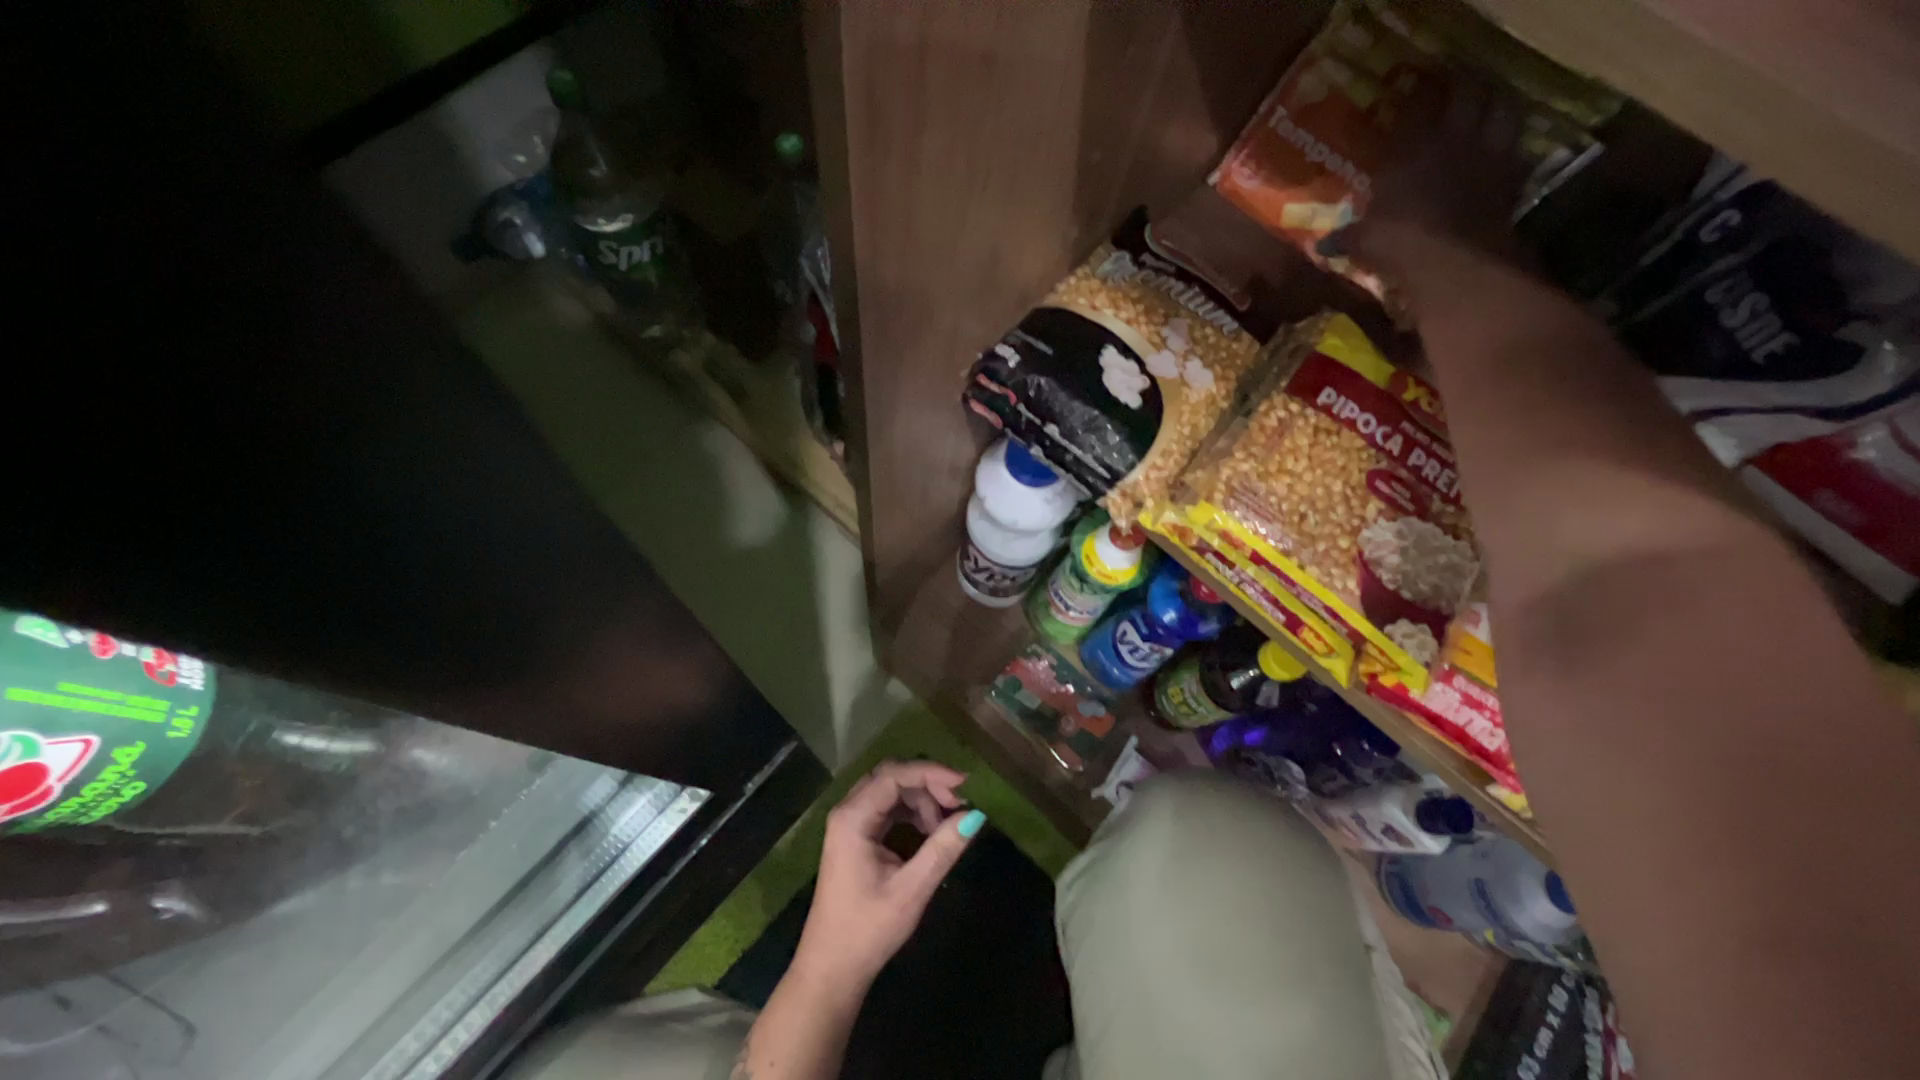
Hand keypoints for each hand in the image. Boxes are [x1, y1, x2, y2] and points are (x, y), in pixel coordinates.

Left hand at [792, 761, 982, 990]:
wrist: (831, 968)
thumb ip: (942, 849)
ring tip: (948, 825)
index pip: (894, 775)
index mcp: (853, 818)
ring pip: (890, 794)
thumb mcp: (912, 889)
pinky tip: (932, 834)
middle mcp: (847, 813)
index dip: (931, 773)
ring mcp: (850, 826)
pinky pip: (887, 811)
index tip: (965, 785)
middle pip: (891, 778)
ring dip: (922, 801)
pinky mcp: (856, 839)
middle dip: (928, 785)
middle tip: (960, 804)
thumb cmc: (868, 929)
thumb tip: (976, 815)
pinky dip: (912, 815)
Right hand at [1323, 76, 1531, 296]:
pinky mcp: (1512, 176)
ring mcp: (1488, 153)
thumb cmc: (1398, 242)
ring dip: (1498, 100)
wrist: (1453, 261)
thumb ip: (1347, 236)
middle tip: (1458, 78)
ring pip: (1504, 107)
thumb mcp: (1364, 240)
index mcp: (1412, 144)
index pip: (1419, 98)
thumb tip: (1322, 246)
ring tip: (1490, 99)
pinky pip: (1518, 148)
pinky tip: (1505, 148)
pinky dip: (1513, 143)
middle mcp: (1453, 137)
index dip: (1419, 85)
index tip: (1416, 80)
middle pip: (1469, 88)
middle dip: (1464, 79)